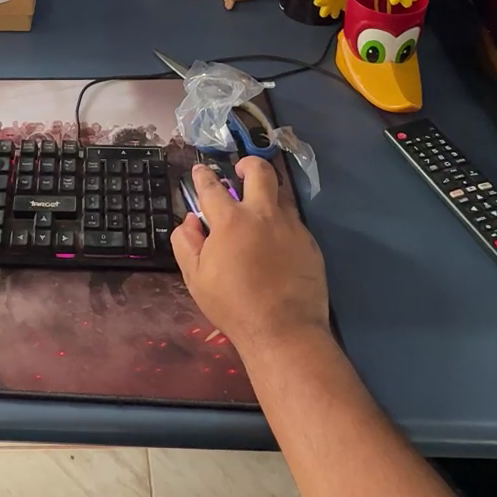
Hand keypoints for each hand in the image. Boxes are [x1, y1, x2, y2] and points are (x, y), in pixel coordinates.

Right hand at [171, 157, 330, 352]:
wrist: (284, 331)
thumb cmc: (233, 305)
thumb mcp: (195, 277)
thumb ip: (186, 242)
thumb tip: (190, 220)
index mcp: (231, 221)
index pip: (212, 186)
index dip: (203, 175)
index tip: (199, 170)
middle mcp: (263, 215)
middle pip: (260, 171)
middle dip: (248, 164)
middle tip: (240, 173)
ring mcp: (291, 227)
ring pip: (281, 194)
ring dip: (267, 195)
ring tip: (258, 211)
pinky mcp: (310, 244)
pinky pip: (294, 223)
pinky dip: (281, 225)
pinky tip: (275, 245)